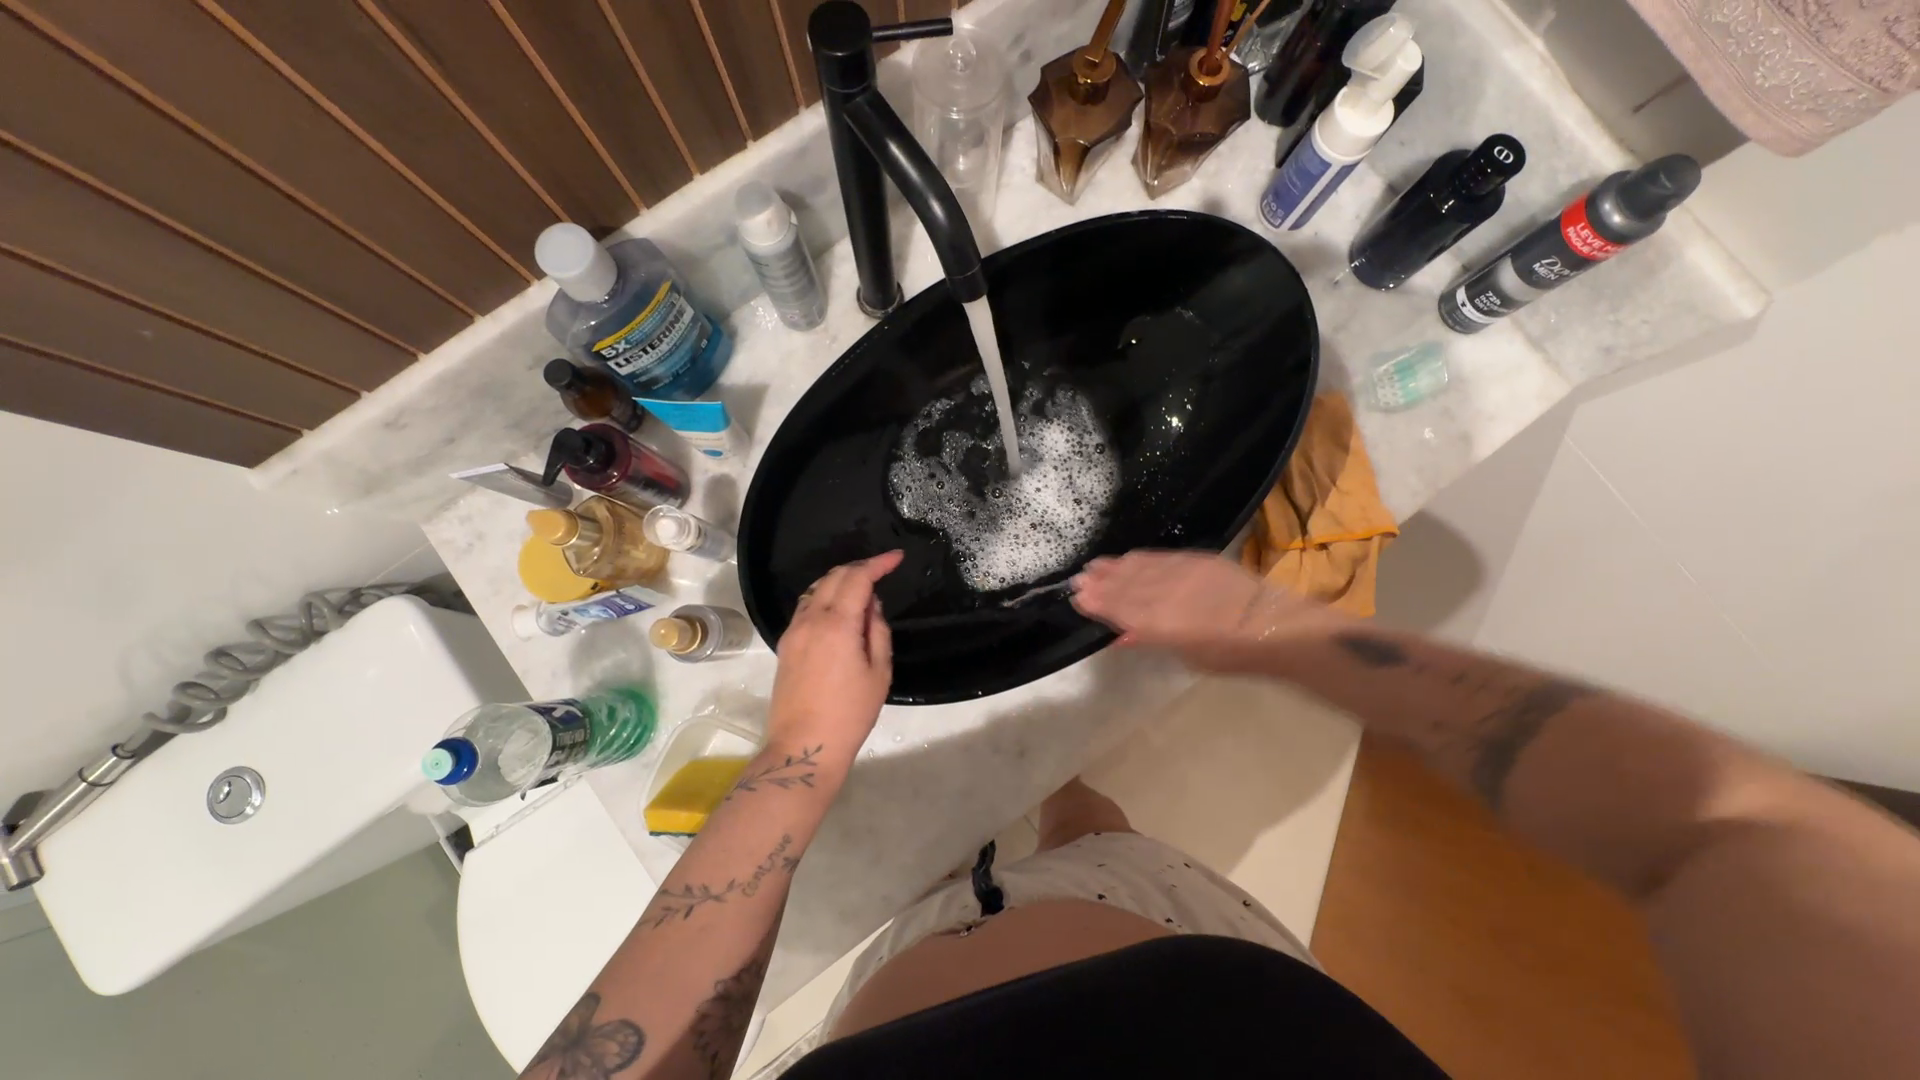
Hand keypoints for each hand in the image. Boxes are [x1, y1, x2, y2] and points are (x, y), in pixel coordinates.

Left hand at [769, 551, 902, 752]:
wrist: (804, 745)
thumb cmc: (850, 713)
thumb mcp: (879, 673)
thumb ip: (878, 631)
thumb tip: (872, 606)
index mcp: (838, 624)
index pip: (858, 578)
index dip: (878, 563)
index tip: (896, 558)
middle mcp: (811, 620)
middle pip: (833, 577)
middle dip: (859, 567)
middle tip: (882, 570)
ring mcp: (793, 631)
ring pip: (815, 590)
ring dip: (839, 581)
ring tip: (862, 588)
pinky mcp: (785, 645)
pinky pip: (805, 607)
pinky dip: (824, 597)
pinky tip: (839, 609)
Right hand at [1070, 550, 1348, 673]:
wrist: (1274, 627)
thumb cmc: (1231, 655)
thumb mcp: (1186, 655)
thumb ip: (1150, 640)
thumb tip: (1121, 635)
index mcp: (1159, 623)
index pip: (1119, 608)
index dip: (1097, 601)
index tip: (1077, 596)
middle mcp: (1165, 594)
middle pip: (1124, 586)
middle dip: (1100, 582)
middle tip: (1077, 579)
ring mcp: (1181, 573)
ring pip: (1139, 568)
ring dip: (1115, 567)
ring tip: (1095, 565)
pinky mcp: (1198, 560)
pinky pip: (1160, 557)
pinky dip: (1140, 558)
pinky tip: (1128, 557)